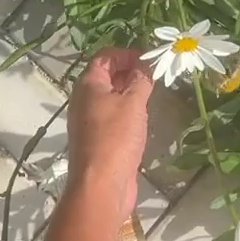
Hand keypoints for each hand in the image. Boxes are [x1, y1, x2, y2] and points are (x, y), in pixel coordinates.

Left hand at [66, 46, 151, 226]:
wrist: (100, 187)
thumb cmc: (115, 138)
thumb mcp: (133, 103)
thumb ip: (141, 79)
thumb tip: (146, 63)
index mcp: (88, 84)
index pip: (106, 56)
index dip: (127, 54)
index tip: (150, 60)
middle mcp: (84, 99)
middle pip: (107, 76)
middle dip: (130, 72)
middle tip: (155, 77)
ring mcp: (89, 121)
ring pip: (111, 98)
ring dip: (130, 93)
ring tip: (152, 95)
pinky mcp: (97, 140)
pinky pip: (112, 117)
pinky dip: (127, 113)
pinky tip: (143, 120)